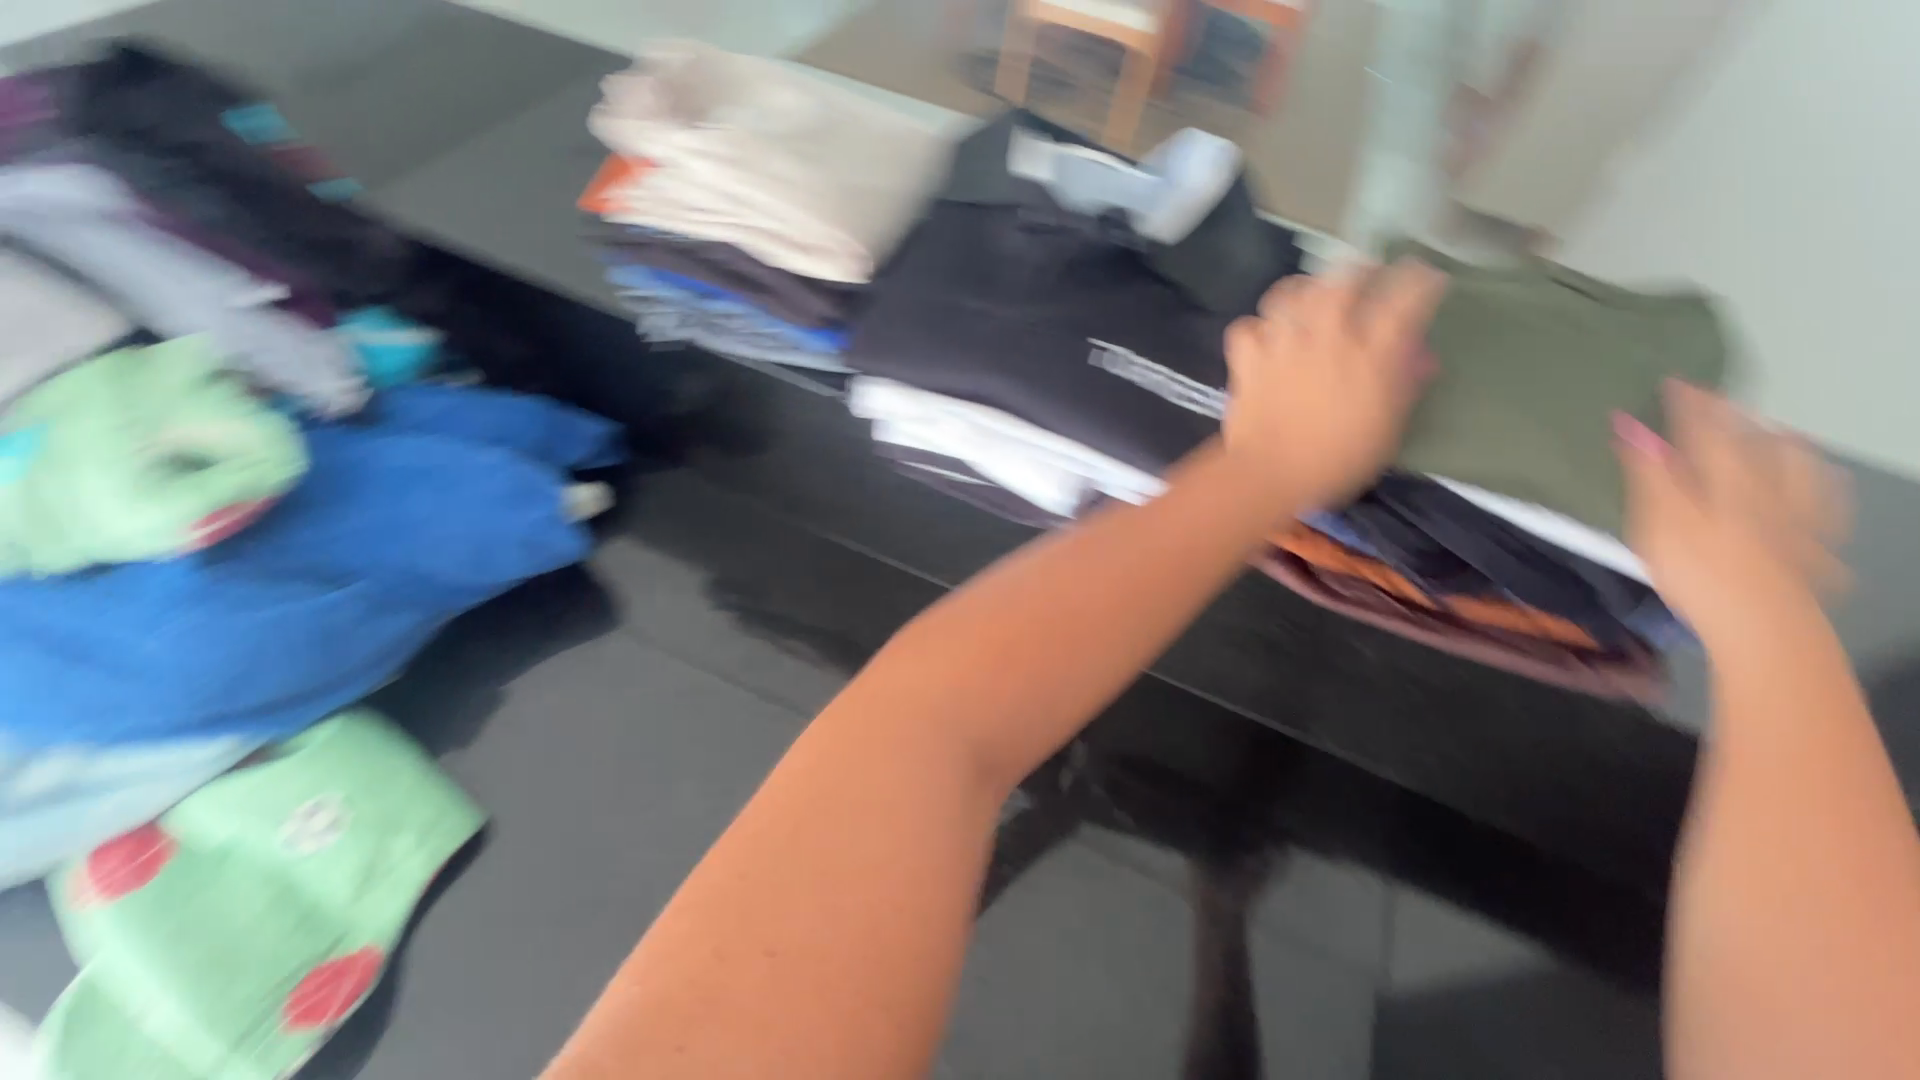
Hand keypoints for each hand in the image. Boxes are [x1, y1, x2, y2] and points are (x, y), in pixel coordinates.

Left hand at [1221, 259, 1446, 510]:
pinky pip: (1248, 327)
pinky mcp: (1248, 359)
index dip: (1420, 280)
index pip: (1406, 297)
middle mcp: (1327, 337)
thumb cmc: (1338, 461)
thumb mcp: (1388, 427)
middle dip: (1361, 270)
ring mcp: (1283, 344)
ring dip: (1305, 289)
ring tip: (1312, 296)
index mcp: (1371, 353)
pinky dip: (1257, 327)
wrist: (1269, 476)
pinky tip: (1266, 336)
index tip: (1427, 279)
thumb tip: (1419, 356)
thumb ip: (1404, 384)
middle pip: (1344, 279)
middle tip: (1368, 275)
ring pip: (1292, 293)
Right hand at [1614, 381, 1850, 647]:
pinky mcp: (1814, 550)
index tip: (1676, 381)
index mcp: (1729, 478)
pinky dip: (1817, 492)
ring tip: (1777, 436)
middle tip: (1725, 406)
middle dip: (1742, 420)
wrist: (1764, 626)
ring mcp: (1800, 519)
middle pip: (1762, 442)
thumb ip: (1649, 472)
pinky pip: (1823, 510)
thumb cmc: (1699, 572)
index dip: (1692, 404)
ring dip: (1786, 447)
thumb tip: (1631, 425)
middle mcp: (1772, 488)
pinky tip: (1815, 494)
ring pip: (1802, 469)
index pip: (1708, 429)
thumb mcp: (1659, 522)